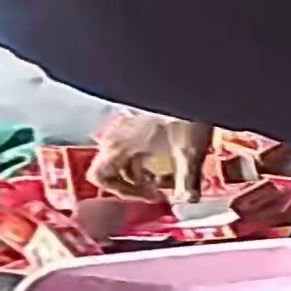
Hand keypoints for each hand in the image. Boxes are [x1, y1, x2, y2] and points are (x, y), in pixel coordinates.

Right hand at [89, 115, 209, 201]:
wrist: (188, 90)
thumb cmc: (184, 120)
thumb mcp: (189, 153)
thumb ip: (188, 180)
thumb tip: (190, 201)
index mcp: (117, 147)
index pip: (100, 177)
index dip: (125, 192)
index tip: (153, 196)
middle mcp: (115, 138)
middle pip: (115, 170)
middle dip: (140, 184)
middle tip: (166, 190)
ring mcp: (126, 129)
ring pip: (128, 158)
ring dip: (148, 172)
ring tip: (175, 177)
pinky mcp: (142, 122)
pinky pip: (138, 147)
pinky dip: (153, 158)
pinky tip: (176, 159)